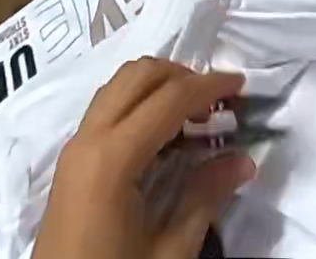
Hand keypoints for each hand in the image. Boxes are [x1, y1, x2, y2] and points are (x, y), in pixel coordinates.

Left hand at [32, 57, 255, 258]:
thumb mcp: (167, 256)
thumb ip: (204, 199)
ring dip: (158, 84)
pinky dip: (138, 99)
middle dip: (182, 76)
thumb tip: (243, 159)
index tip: (241, 83)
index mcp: (112, 158)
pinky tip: (163, 130)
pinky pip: (107, 104)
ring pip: (120, 83)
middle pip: (139, 75)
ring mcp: (75, 144)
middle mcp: (89, 136)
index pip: (168, 99)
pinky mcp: (71, 157)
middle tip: (217, 101)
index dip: (208, 86)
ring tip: (194, 112)